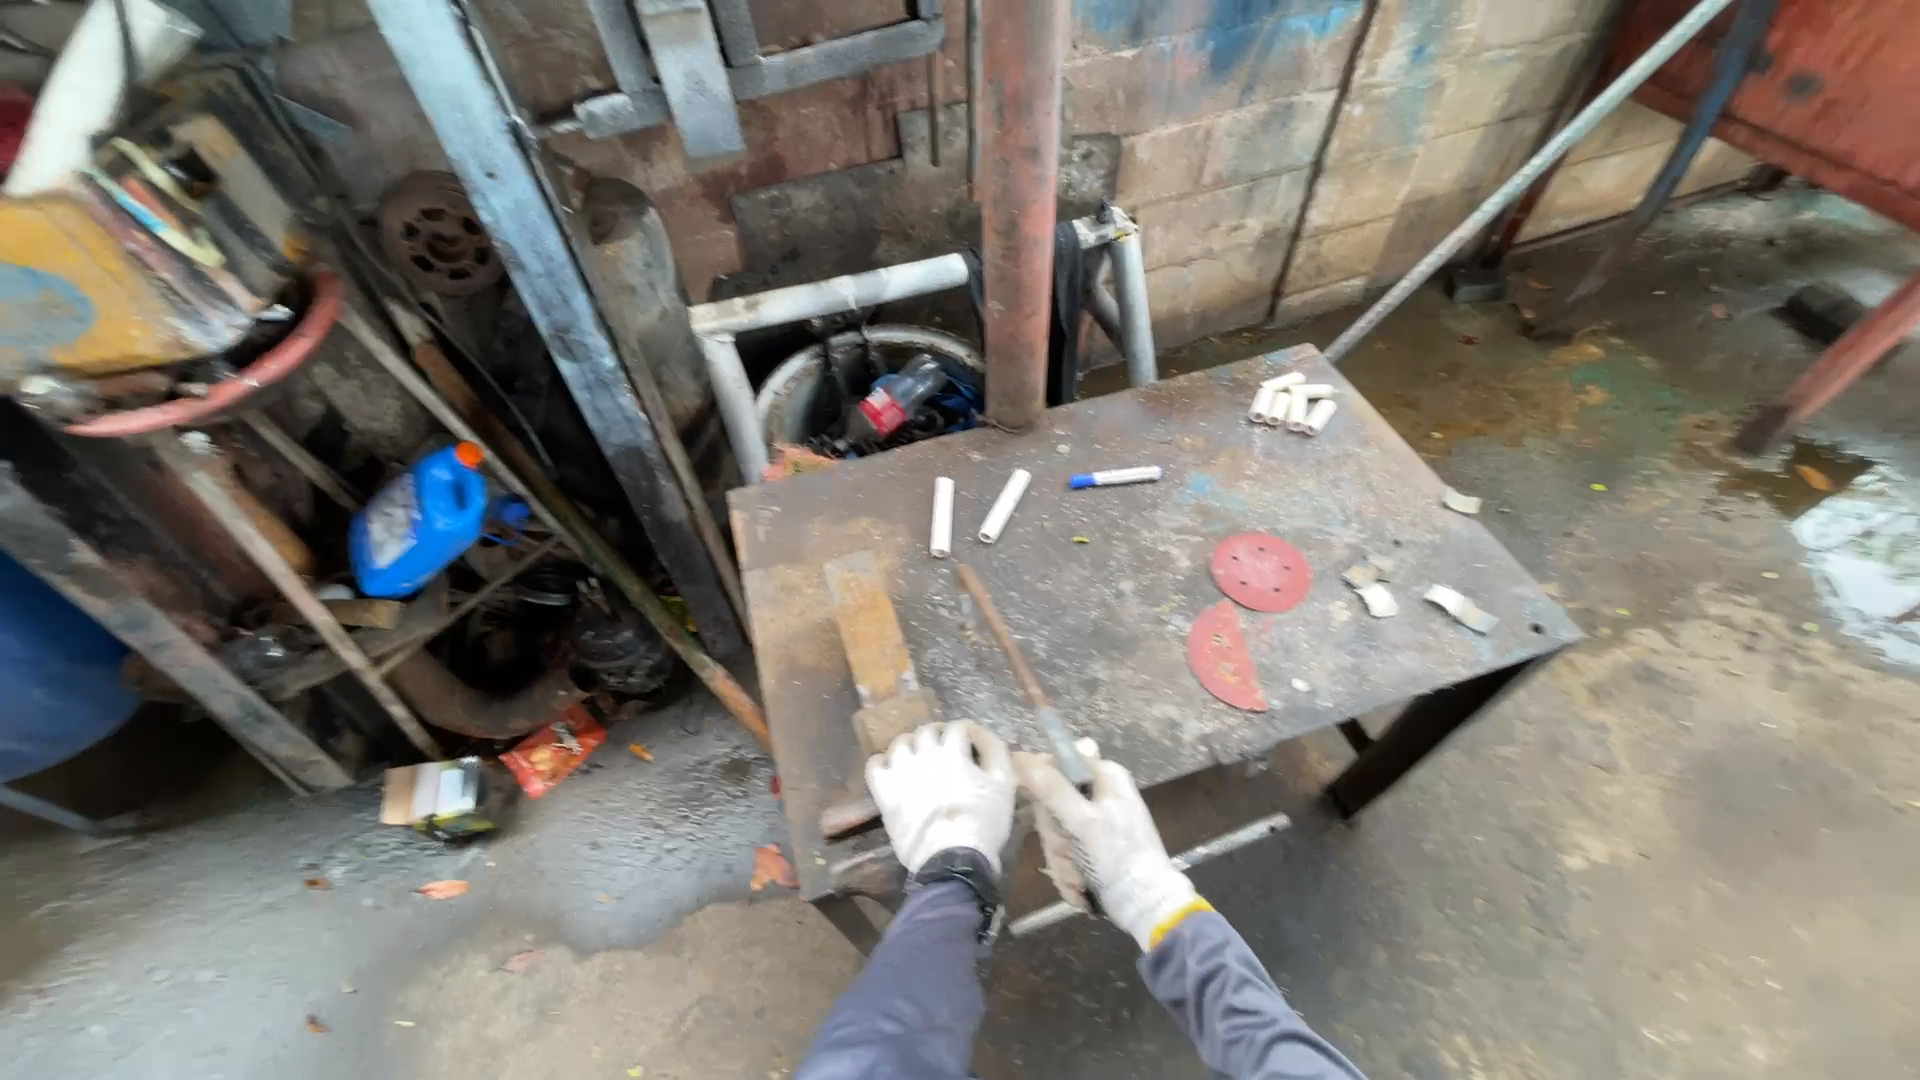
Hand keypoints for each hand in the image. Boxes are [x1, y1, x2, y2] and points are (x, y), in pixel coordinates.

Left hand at [866, 721, 1015, 873]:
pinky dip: (882, 762)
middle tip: (944, 749)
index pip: (958, 727)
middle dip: (937, 734)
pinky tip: (892, 770)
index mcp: (952, 751)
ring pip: (900, 743)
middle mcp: (923, 754)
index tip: (970, 742)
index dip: (965, 732)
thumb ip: (995, 751)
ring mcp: (900, 771)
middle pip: (927, 731)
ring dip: (911, 745)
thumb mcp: (1004, 784)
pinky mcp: (884, 792)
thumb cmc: (983, 822)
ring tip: (918, 757)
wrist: (953, 859)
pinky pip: (875, 765)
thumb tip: (981, 733)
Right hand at [1015, 754, 1199, 950]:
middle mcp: (1099, 793)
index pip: (1054, 766)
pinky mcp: (1090, 848)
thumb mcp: (1084, 822)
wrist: (1146, 907)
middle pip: (1050, 805)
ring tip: (1080, 879)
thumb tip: (1019, 756)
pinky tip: (1081, 887)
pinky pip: (1063, 853)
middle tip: (1070, 853)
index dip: (1044, 793)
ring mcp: (1094, 822)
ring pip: (1055, 833)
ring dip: (1062, 861)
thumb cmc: (1119, 859)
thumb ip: (1052, 788)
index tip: (1051, 817)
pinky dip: (1068, 873)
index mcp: (1103, 775)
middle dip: (1056, 838)